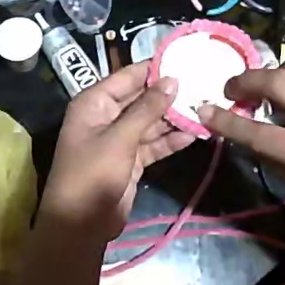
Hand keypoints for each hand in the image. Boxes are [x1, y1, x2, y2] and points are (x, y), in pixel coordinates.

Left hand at [43, 64, 195, 239]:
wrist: (80, 226)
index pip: (128, 76)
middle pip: (142, 98)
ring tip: (205, 108)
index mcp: (95, 103)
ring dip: (174, 118)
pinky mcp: (131, 159)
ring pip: (151, 121)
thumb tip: (173, 79)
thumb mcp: (120, 138)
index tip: (185, 59)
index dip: (155, 68)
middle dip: (169, 94)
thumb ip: (147, 108)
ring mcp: (119, 139)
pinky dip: (171, 140)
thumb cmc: (92, 174)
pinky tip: (194, 134)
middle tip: (203, 83)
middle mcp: (107, 116)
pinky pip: (154, 143)